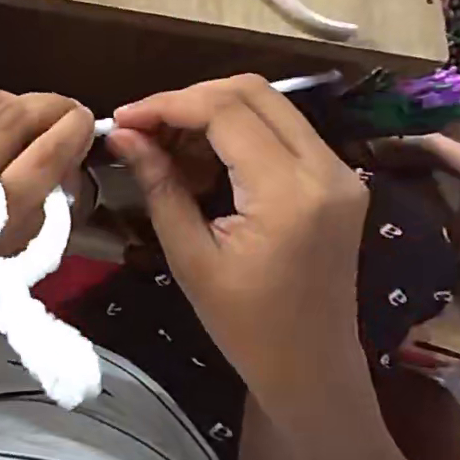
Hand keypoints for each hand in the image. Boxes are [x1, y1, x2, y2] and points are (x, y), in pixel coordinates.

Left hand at [0, 87, 94, 334]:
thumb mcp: (24, 250)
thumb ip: (54, 200)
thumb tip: (73, 151)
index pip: (44, 156)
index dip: (72, 130)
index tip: (87, 121)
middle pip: (16, 118)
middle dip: (53, 105)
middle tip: (72, 108)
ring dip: (24, 99)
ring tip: (40, 110)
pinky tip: (5, 113)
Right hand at [107, 75, 368, 396]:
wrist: (311, 368)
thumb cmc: (246, 327)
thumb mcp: (190, 258)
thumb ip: (159, 185)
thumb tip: (121, 134)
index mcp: (289, 194)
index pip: (225, 111)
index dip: (167, 104)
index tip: (124, 118)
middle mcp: (326, 169)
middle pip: (252, 91)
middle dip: (189, 100)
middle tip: (144, 128)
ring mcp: (339, 170)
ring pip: (268, 104)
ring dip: (212, 111)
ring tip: (167, 145)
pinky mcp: (337, 178)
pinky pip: (282, 129)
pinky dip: (237, 130)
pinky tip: (203, 157)